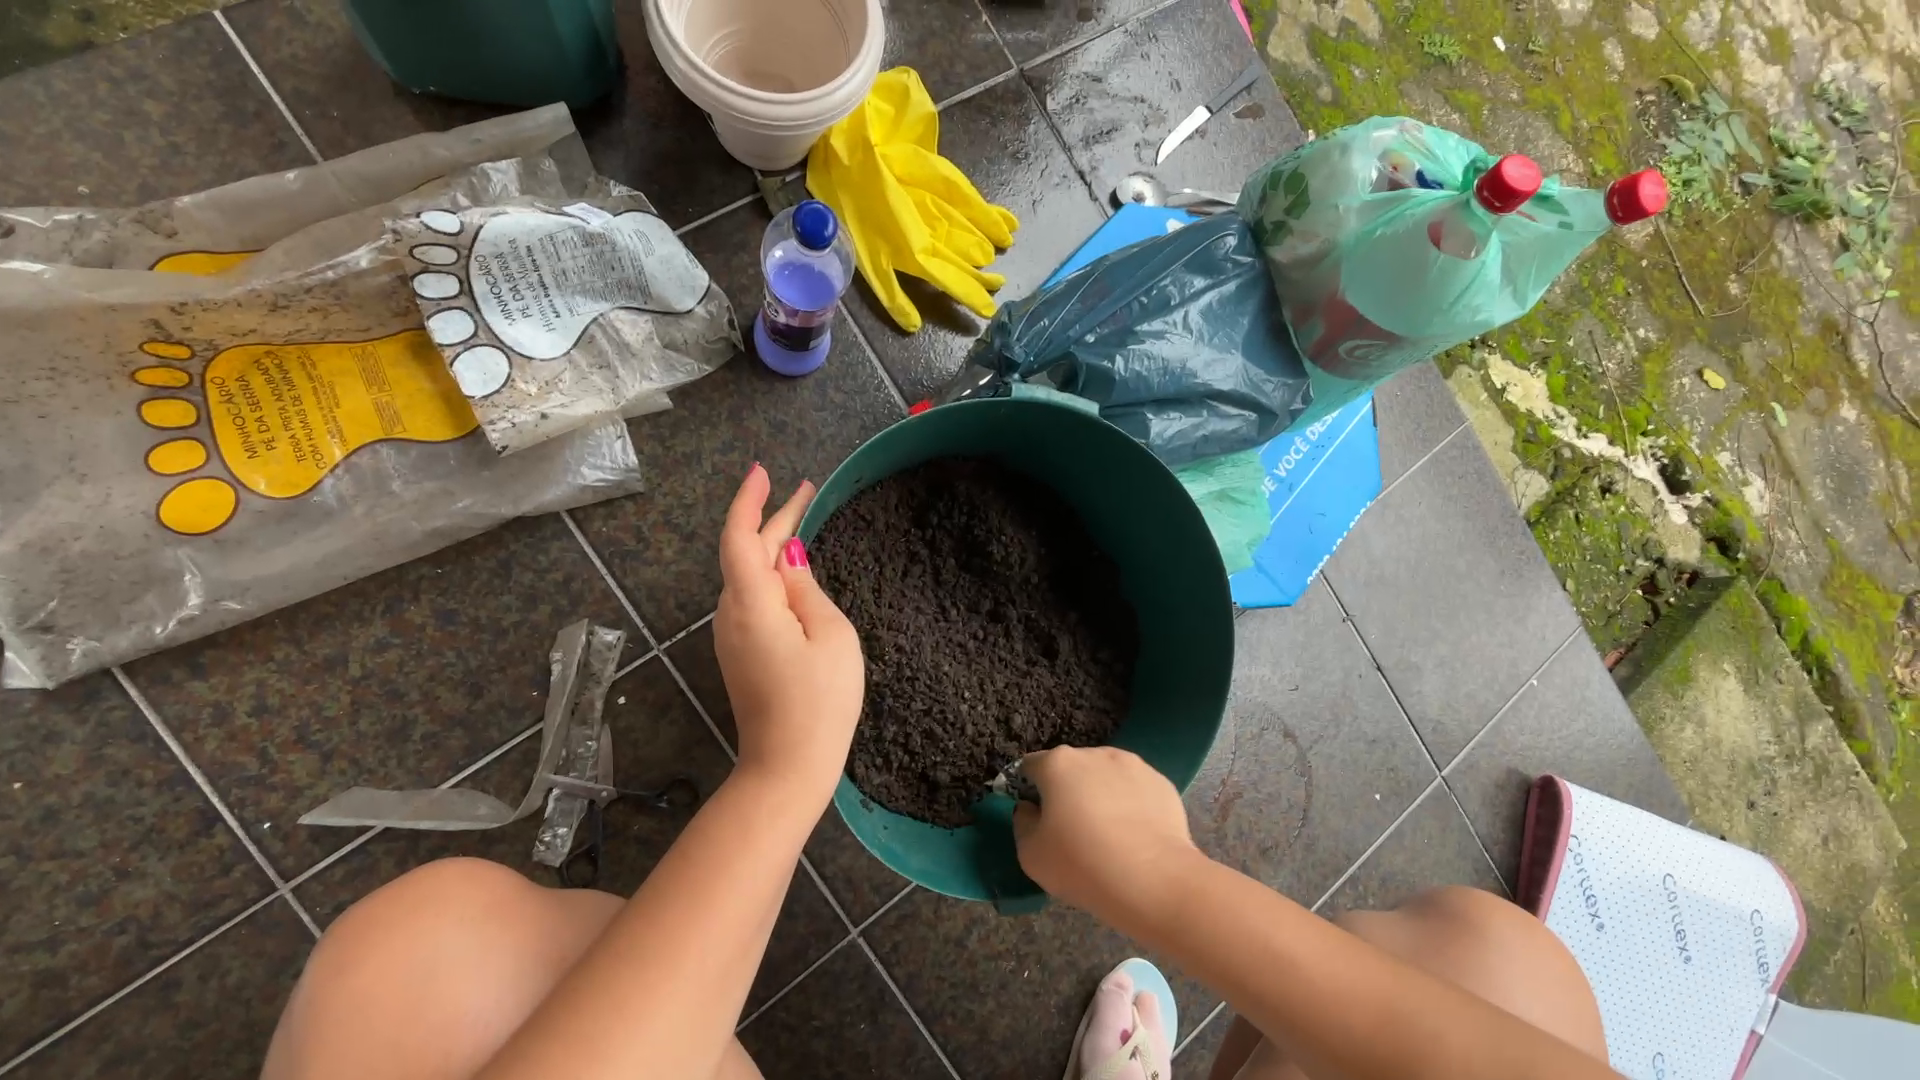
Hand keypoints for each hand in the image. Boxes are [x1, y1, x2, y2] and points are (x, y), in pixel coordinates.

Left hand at [713, 465, 863, 803]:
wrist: (788, 767)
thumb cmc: (820, 702)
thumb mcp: (832, 635)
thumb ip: (806, 588)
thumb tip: (789, 556)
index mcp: (752, 603)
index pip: (740, 537)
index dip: (749, 500)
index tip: (763, 471)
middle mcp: (730, 614)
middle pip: (746, 554)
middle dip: (773, 519)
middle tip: (806, 492)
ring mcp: (731, 636)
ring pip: (748, 577)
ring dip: (771, 546)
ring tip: (802, 522)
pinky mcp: (739, 653)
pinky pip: (752, 600)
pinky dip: (770, 576)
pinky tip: (791, 572)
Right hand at [1012, 746, 1198, 920]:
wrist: (1153, 880)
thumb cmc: (1081, 864)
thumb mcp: (1031, 854)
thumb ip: (1023, 822)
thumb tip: (1031, 808)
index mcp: (1057, 764)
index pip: (1030, 767)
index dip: (1028, 790)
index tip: (1036, 819)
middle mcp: (1095, 753)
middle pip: (1071, 769)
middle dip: (1067, 792)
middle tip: (1072, 831)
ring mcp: (1133, 765)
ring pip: (1106, 777)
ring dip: (1101, 795)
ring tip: (1109, 834)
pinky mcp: (1161, 782)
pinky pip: (1135, 790)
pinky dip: (1131, 805)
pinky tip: (1135, 836)